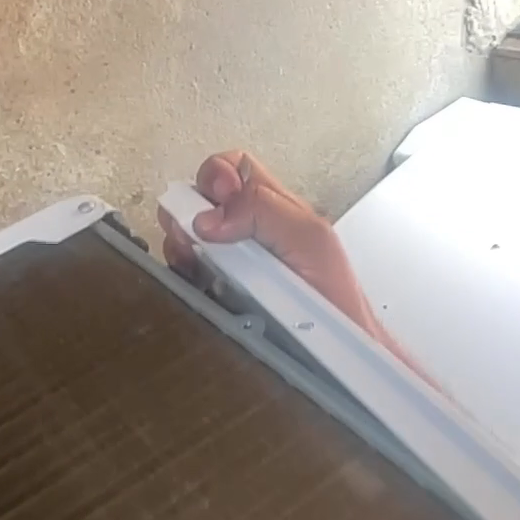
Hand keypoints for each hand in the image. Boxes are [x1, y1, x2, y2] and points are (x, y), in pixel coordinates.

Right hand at [157, 151, 378, 334]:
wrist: (339, 351)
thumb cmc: (335, 299)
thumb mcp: (309, 239)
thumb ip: (263, 210)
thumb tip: (208, 217)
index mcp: (274, 207)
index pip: (233, 167)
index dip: (215, 175)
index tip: (214, 203)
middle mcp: (250, 229)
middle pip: (202, 199)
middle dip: (185, 210)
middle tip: (192, 236)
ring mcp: (233, 262)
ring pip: (189, 236)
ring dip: (180, 245)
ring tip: (192, 264)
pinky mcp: (220, 292)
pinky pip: (189, 272)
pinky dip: (182, 274)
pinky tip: (194, 285)